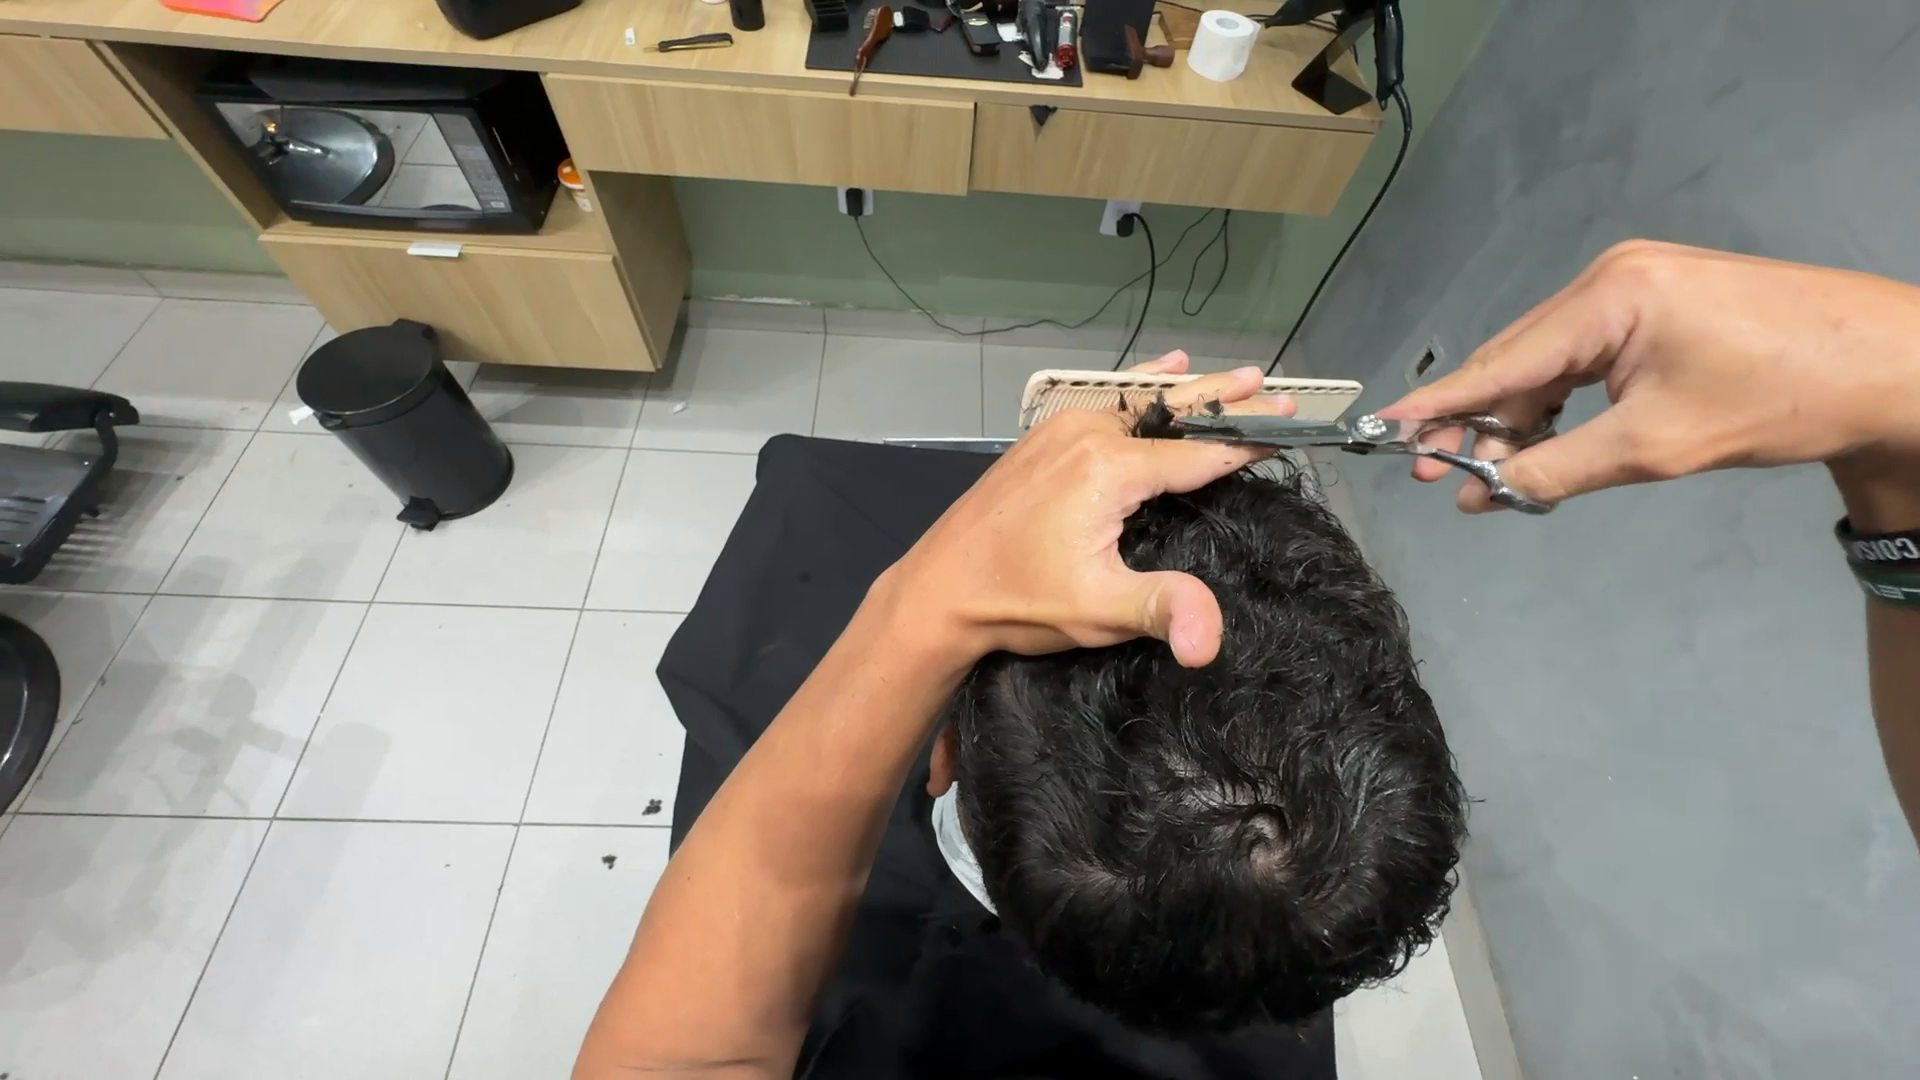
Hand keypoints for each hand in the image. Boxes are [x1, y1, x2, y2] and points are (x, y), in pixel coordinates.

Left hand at [884, 355, 1289, 668]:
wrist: (939, 587)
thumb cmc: (1017, 600)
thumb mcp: (1096, 611)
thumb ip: (1162, 610)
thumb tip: (1213, 643)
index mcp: (1109, 467)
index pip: (1198, 452)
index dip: (1247, 445)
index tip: (1292, 432)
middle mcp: (1087, 432)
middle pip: (1174, 412)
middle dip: (1230, 402)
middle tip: (1282, 391)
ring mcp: (1058, 429)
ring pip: (1139, 403)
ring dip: (1192, 392)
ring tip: (1241, 375)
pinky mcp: (1041, 439)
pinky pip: (1104, 402)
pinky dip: (1140, 387)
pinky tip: (1161, 368)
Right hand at [1377, 241, 1919, 512]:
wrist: (1907, 370)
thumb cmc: (1782, 401)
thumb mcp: (1653, 447)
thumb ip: (1552, 470)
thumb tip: (1476, 496)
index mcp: (1607, 298)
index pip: (1499, 363)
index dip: (1436, 403)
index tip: (1379, 429)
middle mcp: (1605, 281)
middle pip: (1511, 364)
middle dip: (1475, 425)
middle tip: (1436, 475)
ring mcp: (1626, 289)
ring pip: (1538, 368)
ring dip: (1514, 424)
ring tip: (1495, 474)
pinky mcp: (1644, 306)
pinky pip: (1571, 362)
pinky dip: (1551, 408)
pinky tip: (1540, 444)